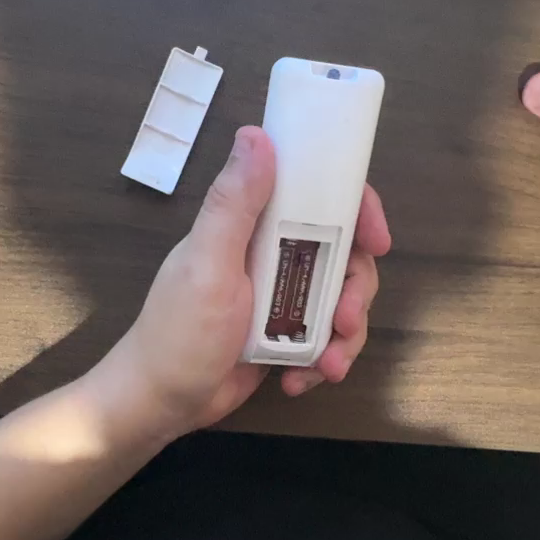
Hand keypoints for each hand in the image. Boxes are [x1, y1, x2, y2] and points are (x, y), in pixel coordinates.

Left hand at [87, 126, 391, 442]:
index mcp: (251, 228)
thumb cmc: (178, 335)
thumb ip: (233, 204)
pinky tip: (299, 382)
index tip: (377, 240)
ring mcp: (278, 299)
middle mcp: (269, 256)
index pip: (316, 197)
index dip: (355, 210)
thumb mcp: (207, 266)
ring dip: (344, 337)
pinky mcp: (282, 337)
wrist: (161, 403)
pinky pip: (325, 340)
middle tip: (345, 320)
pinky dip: (323, 361)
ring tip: (328, 366)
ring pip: (340, 302)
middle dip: (355, 290)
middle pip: (342, 254)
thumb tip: (257, 135)